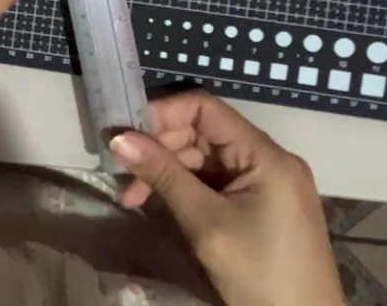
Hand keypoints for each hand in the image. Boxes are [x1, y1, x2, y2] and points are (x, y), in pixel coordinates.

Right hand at [109, 91, 343, 305]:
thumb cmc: (261, 278)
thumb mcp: (205, 223)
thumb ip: (162, 173)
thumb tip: (117, 137)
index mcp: (266, 155)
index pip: (204, 108)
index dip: (162, 113)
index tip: (126, 133)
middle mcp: (270, 159)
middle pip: (203, 132)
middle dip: (160, 148)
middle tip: (123, 172)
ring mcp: (269, 184)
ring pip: (206, 157)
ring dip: (168, 170)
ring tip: (133, 197)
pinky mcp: (265, 206)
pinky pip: (217, 180)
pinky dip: (187, 188)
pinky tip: (160, 203)